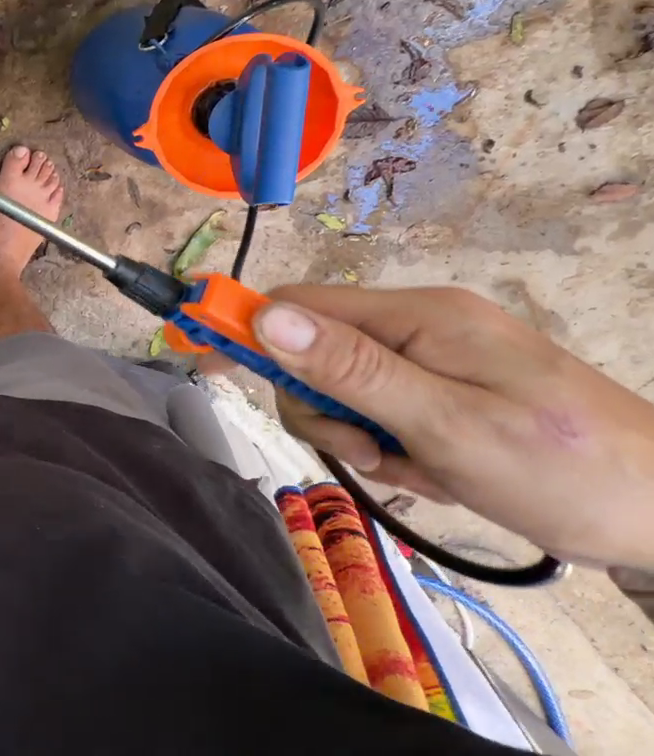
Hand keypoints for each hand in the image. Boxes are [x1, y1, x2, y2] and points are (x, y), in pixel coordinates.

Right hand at [253, 284, 653, 566]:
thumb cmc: (568, 471)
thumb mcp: (449, 424)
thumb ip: (352, 370)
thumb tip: (264, 317)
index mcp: (420, 316)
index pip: (297, 305)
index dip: (245, 332)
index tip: (208, 369)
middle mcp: (420, 325)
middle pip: (311, 351)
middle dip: (319, 407)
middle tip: (363, 452)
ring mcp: (434, 357)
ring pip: (339, 387)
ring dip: (356, 434)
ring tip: (411, 469)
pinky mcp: (446, 389)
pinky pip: (378, 409)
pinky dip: (387, 445)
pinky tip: (431, 470)